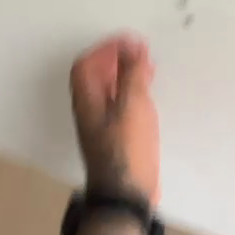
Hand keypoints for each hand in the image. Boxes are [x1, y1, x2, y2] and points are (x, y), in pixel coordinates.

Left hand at [69, 34, 161, 203]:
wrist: (126, 194)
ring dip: (125, 73)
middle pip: (95, 76)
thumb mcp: (132, 106)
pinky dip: (133, 90)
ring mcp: (103, 124)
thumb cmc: (126, 150)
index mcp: (88, 101)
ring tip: (146, 65)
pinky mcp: (118, 135)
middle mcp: (91, 110)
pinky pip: (121, 103)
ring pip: (109, 89)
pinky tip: (148, 93)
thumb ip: (131, 74)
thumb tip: (131, 45)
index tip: (129, 40)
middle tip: (139, 49)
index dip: (105, 48)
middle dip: (116, 58)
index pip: (86, 65)